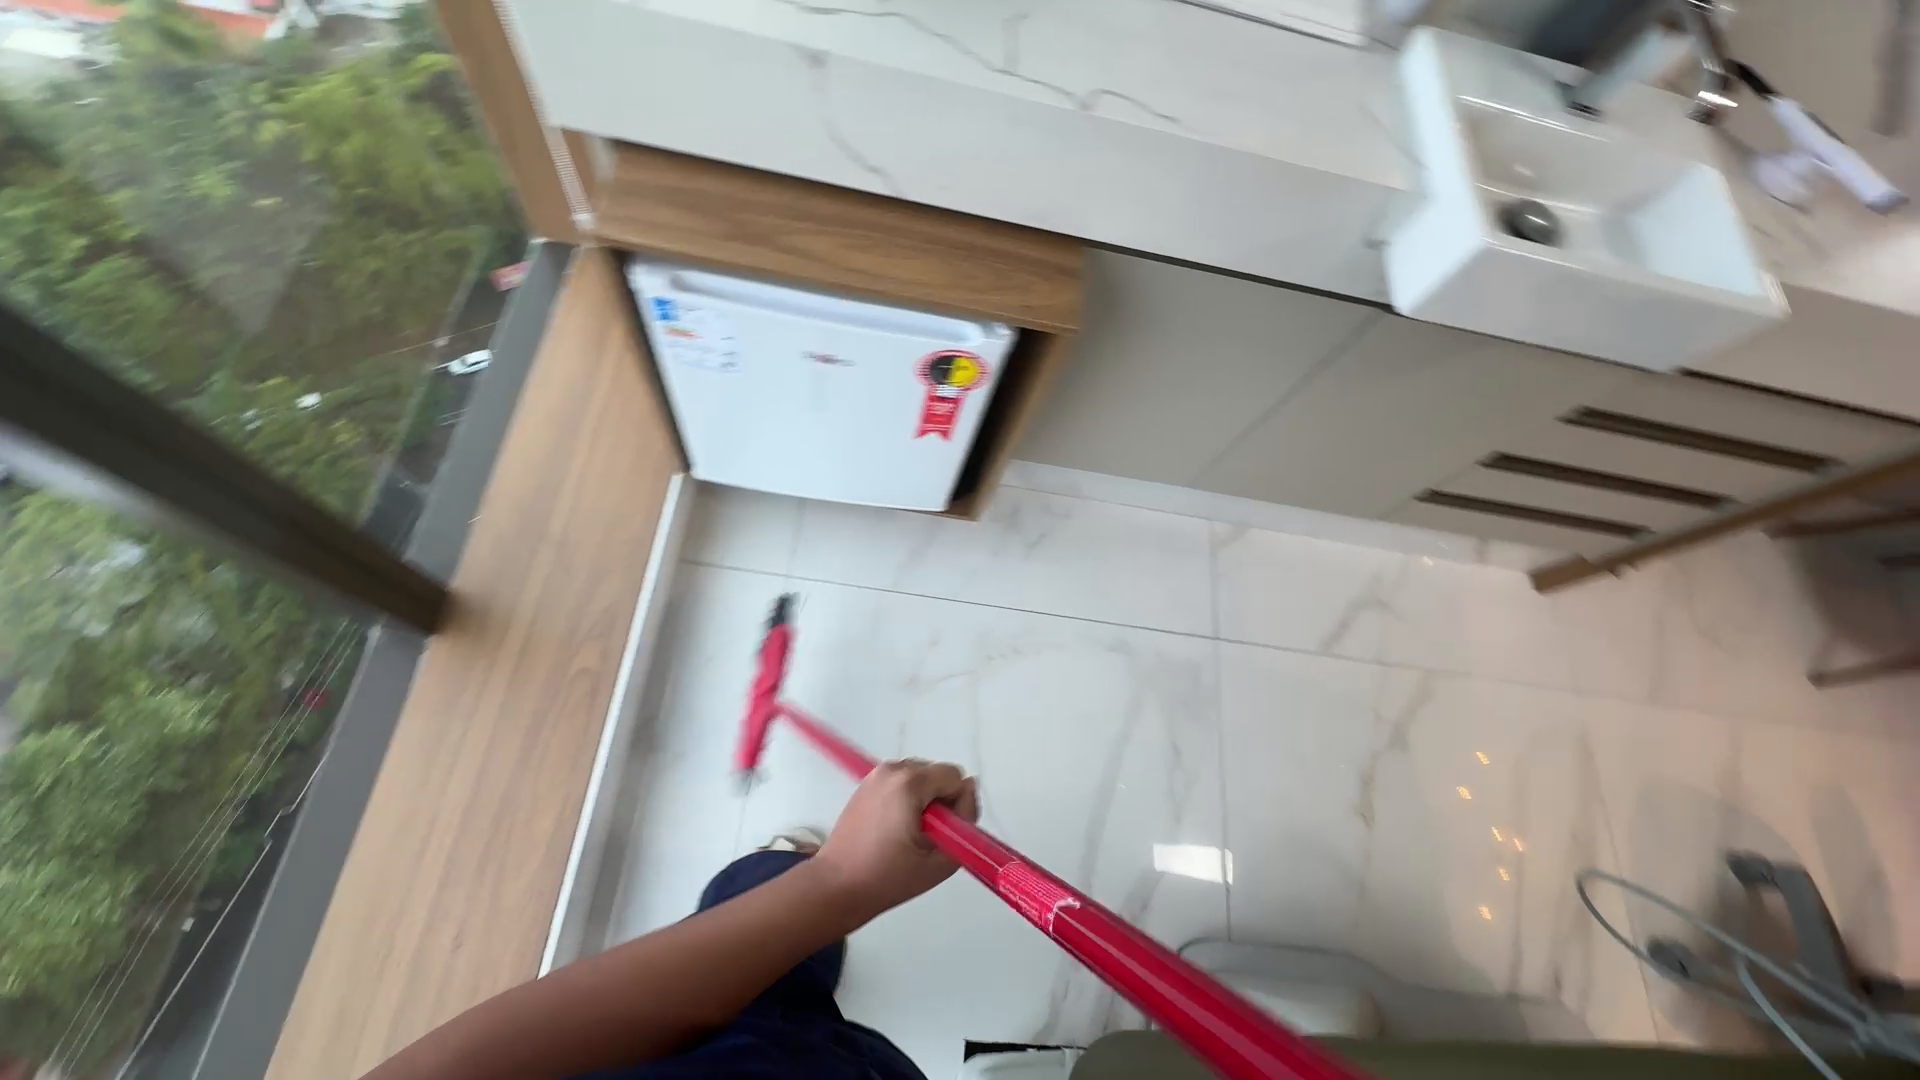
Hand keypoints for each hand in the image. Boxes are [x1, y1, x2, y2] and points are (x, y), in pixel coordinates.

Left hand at [812, 758, 979, 923]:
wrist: (836, 886)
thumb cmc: (888, 877)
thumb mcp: (942, 859)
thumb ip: (966, 821)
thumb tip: (969, 791)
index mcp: (909, 782)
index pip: (955, 777)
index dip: (958, 806)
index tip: (945, 834)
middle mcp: (892, 769)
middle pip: (937, 774)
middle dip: (942, 801)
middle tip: (929, 837)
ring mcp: (876, 774)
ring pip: (921, 777)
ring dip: (925, 800)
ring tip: (911, 835)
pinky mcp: (866, 784)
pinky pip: (902, 782)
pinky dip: (907, 799)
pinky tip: (895, 829)